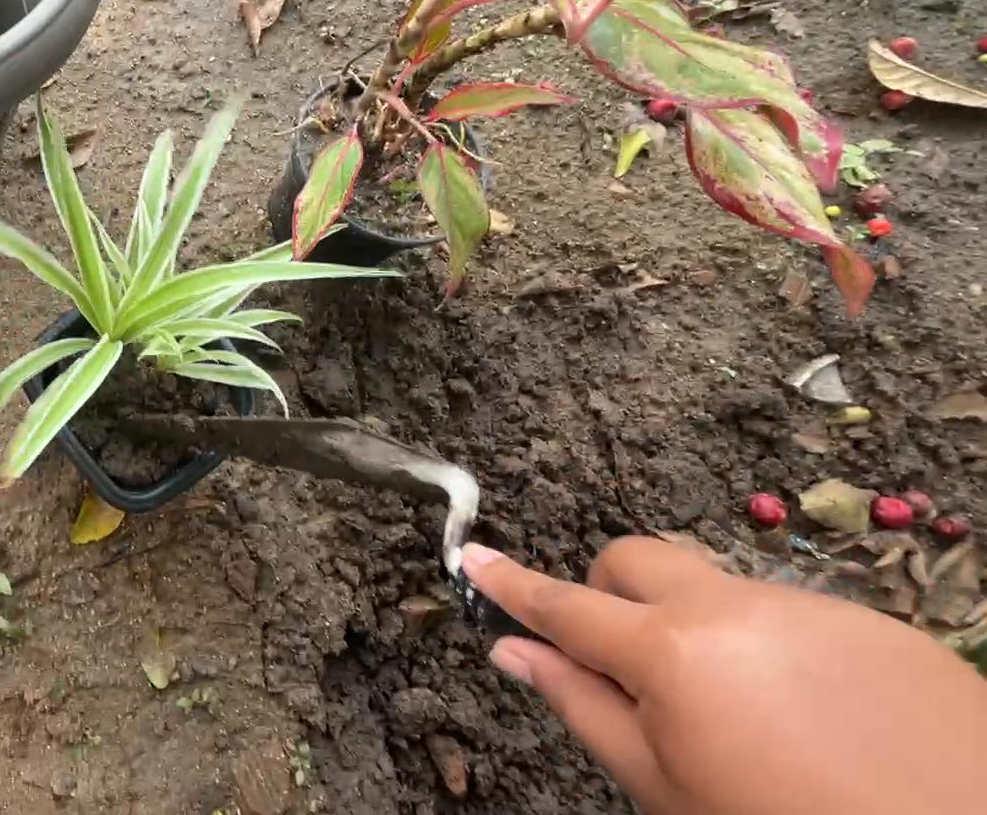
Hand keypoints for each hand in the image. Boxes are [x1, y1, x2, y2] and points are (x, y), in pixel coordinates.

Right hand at [464, 537, 986, 814]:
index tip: (470, 554)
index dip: (510, 582)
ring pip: (713, 589)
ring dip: (699, 629)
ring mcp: (807, 608)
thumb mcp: (667, 790)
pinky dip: (771, 648)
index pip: (563, 604)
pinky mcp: (874, 624)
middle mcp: (730, 608)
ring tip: (755, 715)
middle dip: (612, 594)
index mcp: (670, 653)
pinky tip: (821, 717)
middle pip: (633, 560)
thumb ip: (581, 706)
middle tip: (635, 663)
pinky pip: (788, 614)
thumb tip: (511, 649)